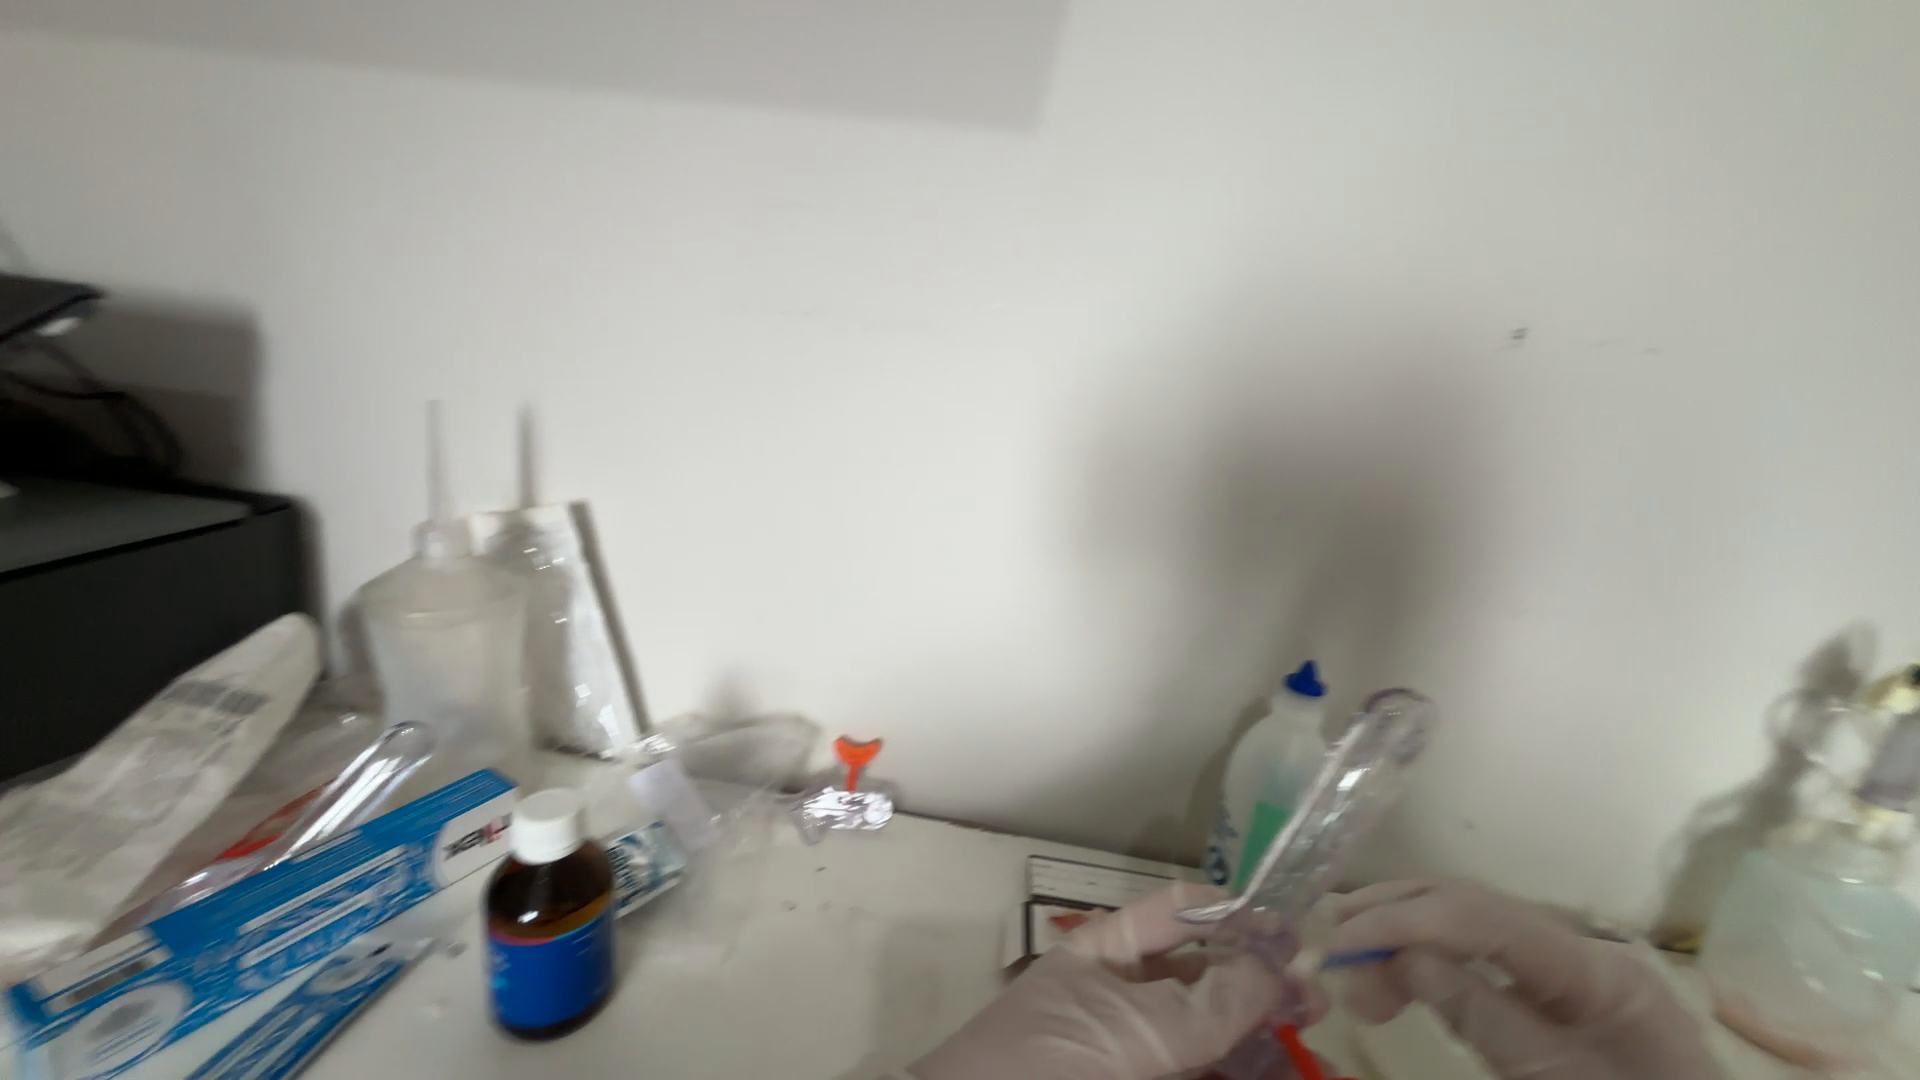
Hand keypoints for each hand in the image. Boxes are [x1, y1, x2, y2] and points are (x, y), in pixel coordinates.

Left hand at [907, 883, 1293, 1079]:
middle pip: (1200, 981)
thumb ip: (1199, 1003)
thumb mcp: (1123, 1029)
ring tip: (1320, 1054)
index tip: (1288, 926)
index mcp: (1102, 956)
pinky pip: (1202, 1075)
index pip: (1171, 912)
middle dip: (1258, 986)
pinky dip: (1240, 1073)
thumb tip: (1270, 961)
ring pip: (1209, 1041)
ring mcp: (1135, 1054)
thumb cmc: (1040, 1064)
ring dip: (1263, 1045)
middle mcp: (1122, 1000)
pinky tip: (1277, 1074)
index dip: (1227, 910)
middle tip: (1315, 1003)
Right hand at [1332, 880, 1726, 1079]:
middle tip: (1336, 949)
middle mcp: (1582, 951)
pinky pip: (1482, 955)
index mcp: (1596, 971)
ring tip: (1361, 983)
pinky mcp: (1560, 992)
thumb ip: (1481, 1018)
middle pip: (1469, 903)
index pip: (1479, 915)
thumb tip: (1402, 956)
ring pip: (1467, 922)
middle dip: (1393, 917)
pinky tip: (1403, 979)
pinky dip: (1432, 961)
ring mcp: (1572, 968)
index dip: (1402, 919)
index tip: (1341, 941)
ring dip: (1404, 939)